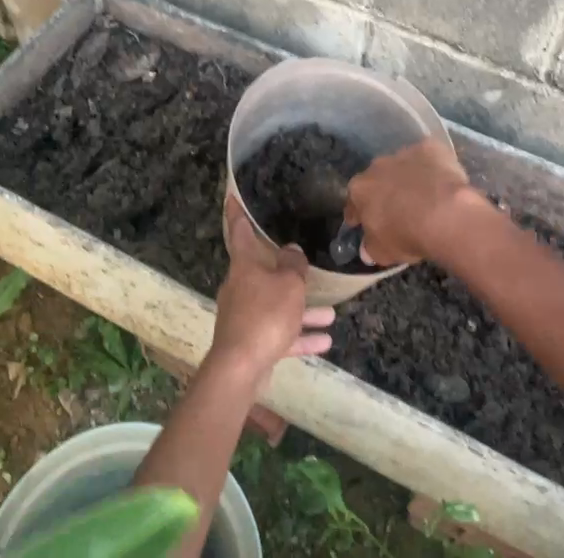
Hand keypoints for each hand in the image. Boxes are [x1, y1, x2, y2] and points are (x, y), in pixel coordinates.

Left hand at [208, 195, 334, 388]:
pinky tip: (325, 341)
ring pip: (276, 306)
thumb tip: (290, 250)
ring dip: (302, 310)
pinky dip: (299, 335)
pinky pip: (279, 332)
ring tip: (331, 313)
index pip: (239, 230)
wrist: (240, 367)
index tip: (232, 195)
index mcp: (244, 266)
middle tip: (302, 265)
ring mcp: (243, 316)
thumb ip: (293, 265)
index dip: (237, 212)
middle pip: (262, 272)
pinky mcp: (250, 342)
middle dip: (286, 272)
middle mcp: (240, 287)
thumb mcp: (289, 284)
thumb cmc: (265, 315)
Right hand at [345, 140, 492, 265]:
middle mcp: (377, 167)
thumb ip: (371, 248)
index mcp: (359, 190)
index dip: (358, 214)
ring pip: (403, 166)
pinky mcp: (430, 148)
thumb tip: (366, 249)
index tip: (363, 223)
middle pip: (377, 179)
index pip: (353, 203)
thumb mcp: (382, 252)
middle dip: (384, 192)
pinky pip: (428, 158)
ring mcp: (404, 154)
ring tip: (425, 196)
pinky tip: (443, 182)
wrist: (445, 214)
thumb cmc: (406, 235)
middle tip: (398, 210)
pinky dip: (433, 168)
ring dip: (408, 178)